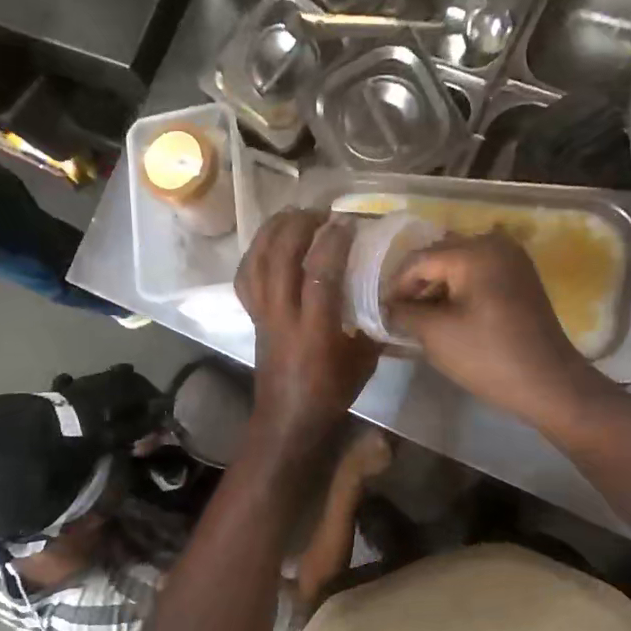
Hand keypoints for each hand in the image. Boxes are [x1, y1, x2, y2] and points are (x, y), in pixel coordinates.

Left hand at [236, 210, 380, 449]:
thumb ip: (372, 323)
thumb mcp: (363, 360)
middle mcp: (283, 317)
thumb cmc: (330, 392)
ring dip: (274, 231)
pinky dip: (255, 253)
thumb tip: (386, 291)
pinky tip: (270, 242)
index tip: (348, 223)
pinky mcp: (252, 316)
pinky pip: (245, 277)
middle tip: (320, 213)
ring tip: (294, 215)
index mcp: (315, 331)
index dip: (333, 242)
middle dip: (299, 226)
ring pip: (258, 261)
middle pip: (281, 257)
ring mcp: (262, 314)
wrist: (288, 418)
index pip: (320, 274)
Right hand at [386, 233, 598, 422]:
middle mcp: (495, 244)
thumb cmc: (487, 356)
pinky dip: (459, 291)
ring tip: (420, 319)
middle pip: (440, 256)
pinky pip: (479, 276)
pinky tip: (447, 316)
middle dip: (416, 285)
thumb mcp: (435, 334)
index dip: (395, 285)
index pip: (418, 259)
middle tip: (398, 315)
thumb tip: (388, 306)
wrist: (547, 382)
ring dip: (437, 288)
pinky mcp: (521, 279)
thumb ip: (404, 313)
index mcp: (474, 251)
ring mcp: (513, 260)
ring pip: (460, 266)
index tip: (380, 312)